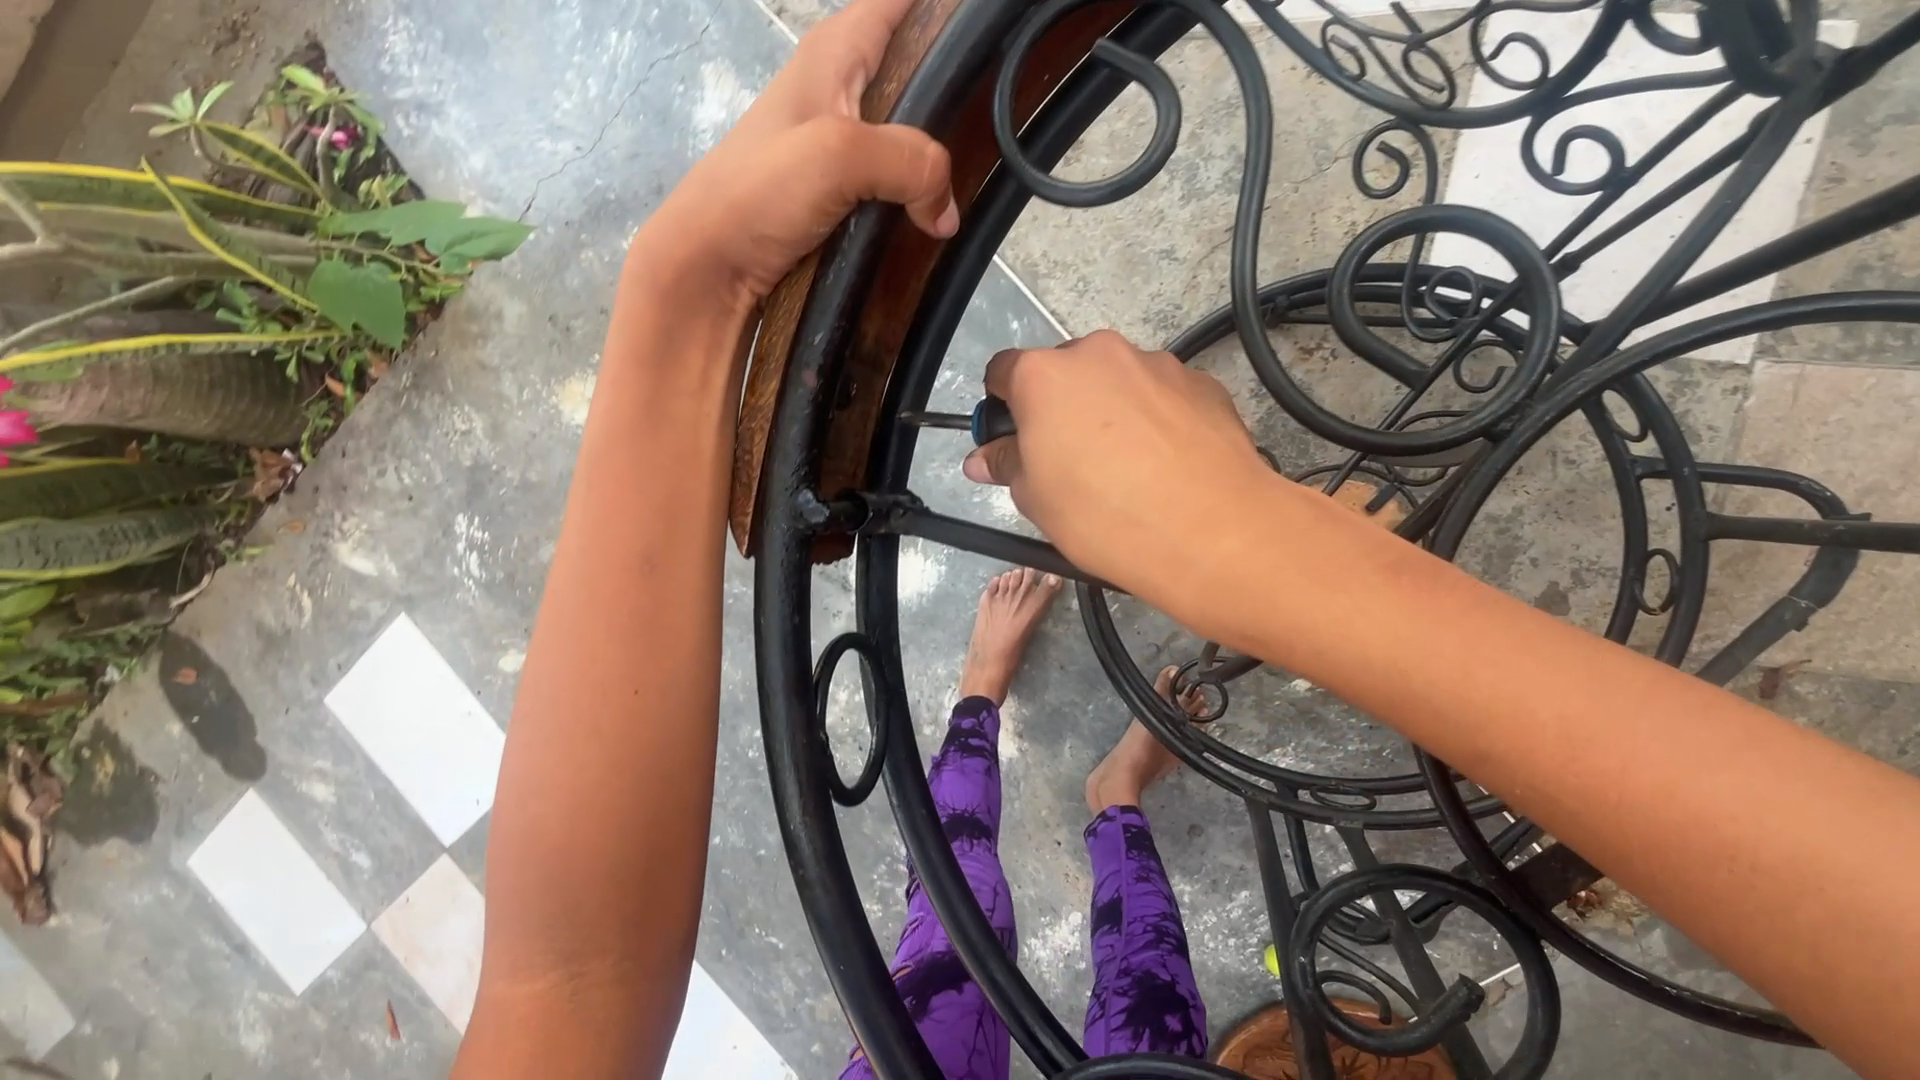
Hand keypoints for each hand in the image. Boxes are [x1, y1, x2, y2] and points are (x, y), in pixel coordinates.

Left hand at [639, 0, 957, 308]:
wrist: (709, 266)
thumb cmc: (760, 191)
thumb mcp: (840, 155)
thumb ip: (910, 164)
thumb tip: (946, 213)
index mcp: (834, 53)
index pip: (896, 2)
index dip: (939, 9)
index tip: (986, 32)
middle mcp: (840, 89)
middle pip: (913, 65)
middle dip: (955, 83)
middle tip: (995, 110)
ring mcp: (840, 146)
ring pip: (907, 131)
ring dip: (939, 148)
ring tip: (983, 162)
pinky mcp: (839, 195)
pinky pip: (894, 182)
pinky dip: (918, 193)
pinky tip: (938, 211)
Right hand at [962, 331, 1273, 591]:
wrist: (1208, 531)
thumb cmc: (1102, 515)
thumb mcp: (1035, 500)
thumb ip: (1007, 465)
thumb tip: (985, 457)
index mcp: (1045, 376)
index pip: (1002, 371)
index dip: (1002, 406)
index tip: (1013, 439)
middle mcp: (1099, 354)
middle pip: (1064, 372)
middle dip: (1061, 408)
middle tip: (1070, 461)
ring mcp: (1156, 363)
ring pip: (1118, 381)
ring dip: (1111, 410)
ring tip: (1128, 467)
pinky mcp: (1202, 383)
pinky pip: (1163, 396)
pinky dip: (1157, 419)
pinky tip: (1166, 464)